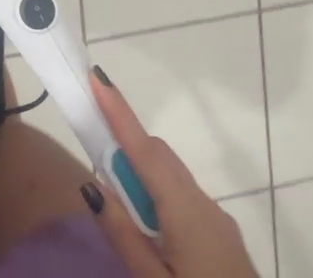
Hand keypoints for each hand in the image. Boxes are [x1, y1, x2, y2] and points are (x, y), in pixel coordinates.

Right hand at [83, 68, 260, 277]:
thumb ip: (122, 234)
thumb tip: (94, 186)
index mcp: (184, 212)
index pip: (144, 150)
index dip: (118, 112)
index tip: (97, 77)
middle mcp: (202, 203)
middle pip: (158, 155)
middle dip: (124, 141)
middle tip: (91, 148)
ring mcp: (216, 217)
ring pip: (171, 175)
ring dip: (140, 172)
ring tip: (117, 203)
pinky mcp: (221, 232)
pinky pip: (182, 196)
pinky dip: (158, 193)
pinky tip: (148, 229)